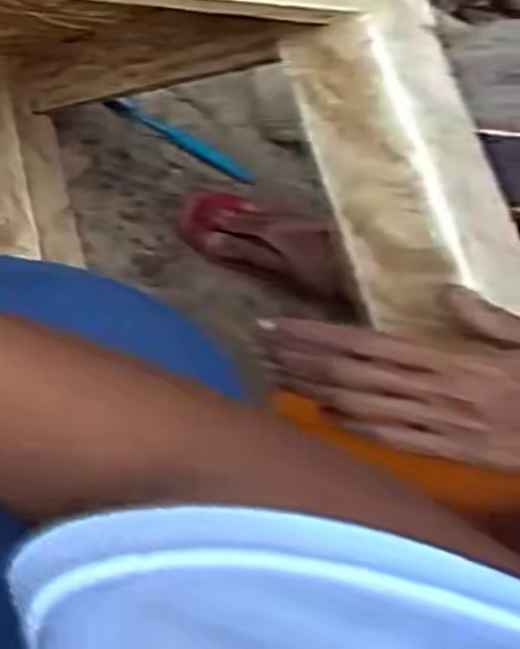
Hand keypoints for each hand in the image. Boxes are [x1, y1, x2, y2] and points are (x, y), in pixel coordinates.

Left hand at [260, 290, 519, 470]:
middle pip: (346, 372)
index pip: (360, 342)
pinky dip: (352, 425)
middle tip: (254, 348)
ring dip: (310, 389)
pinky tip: (321, 413)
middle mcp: (441, 392)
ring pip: (358, 404)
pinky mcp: (461, 454)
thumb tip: (447, 290)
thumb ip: (490, 320)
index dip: (308, 333)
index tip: (267, 324)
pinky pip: (394, 439)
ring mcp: (449, 425)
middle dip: (294, 359)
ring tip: (272, 374)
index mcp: (454, 361)